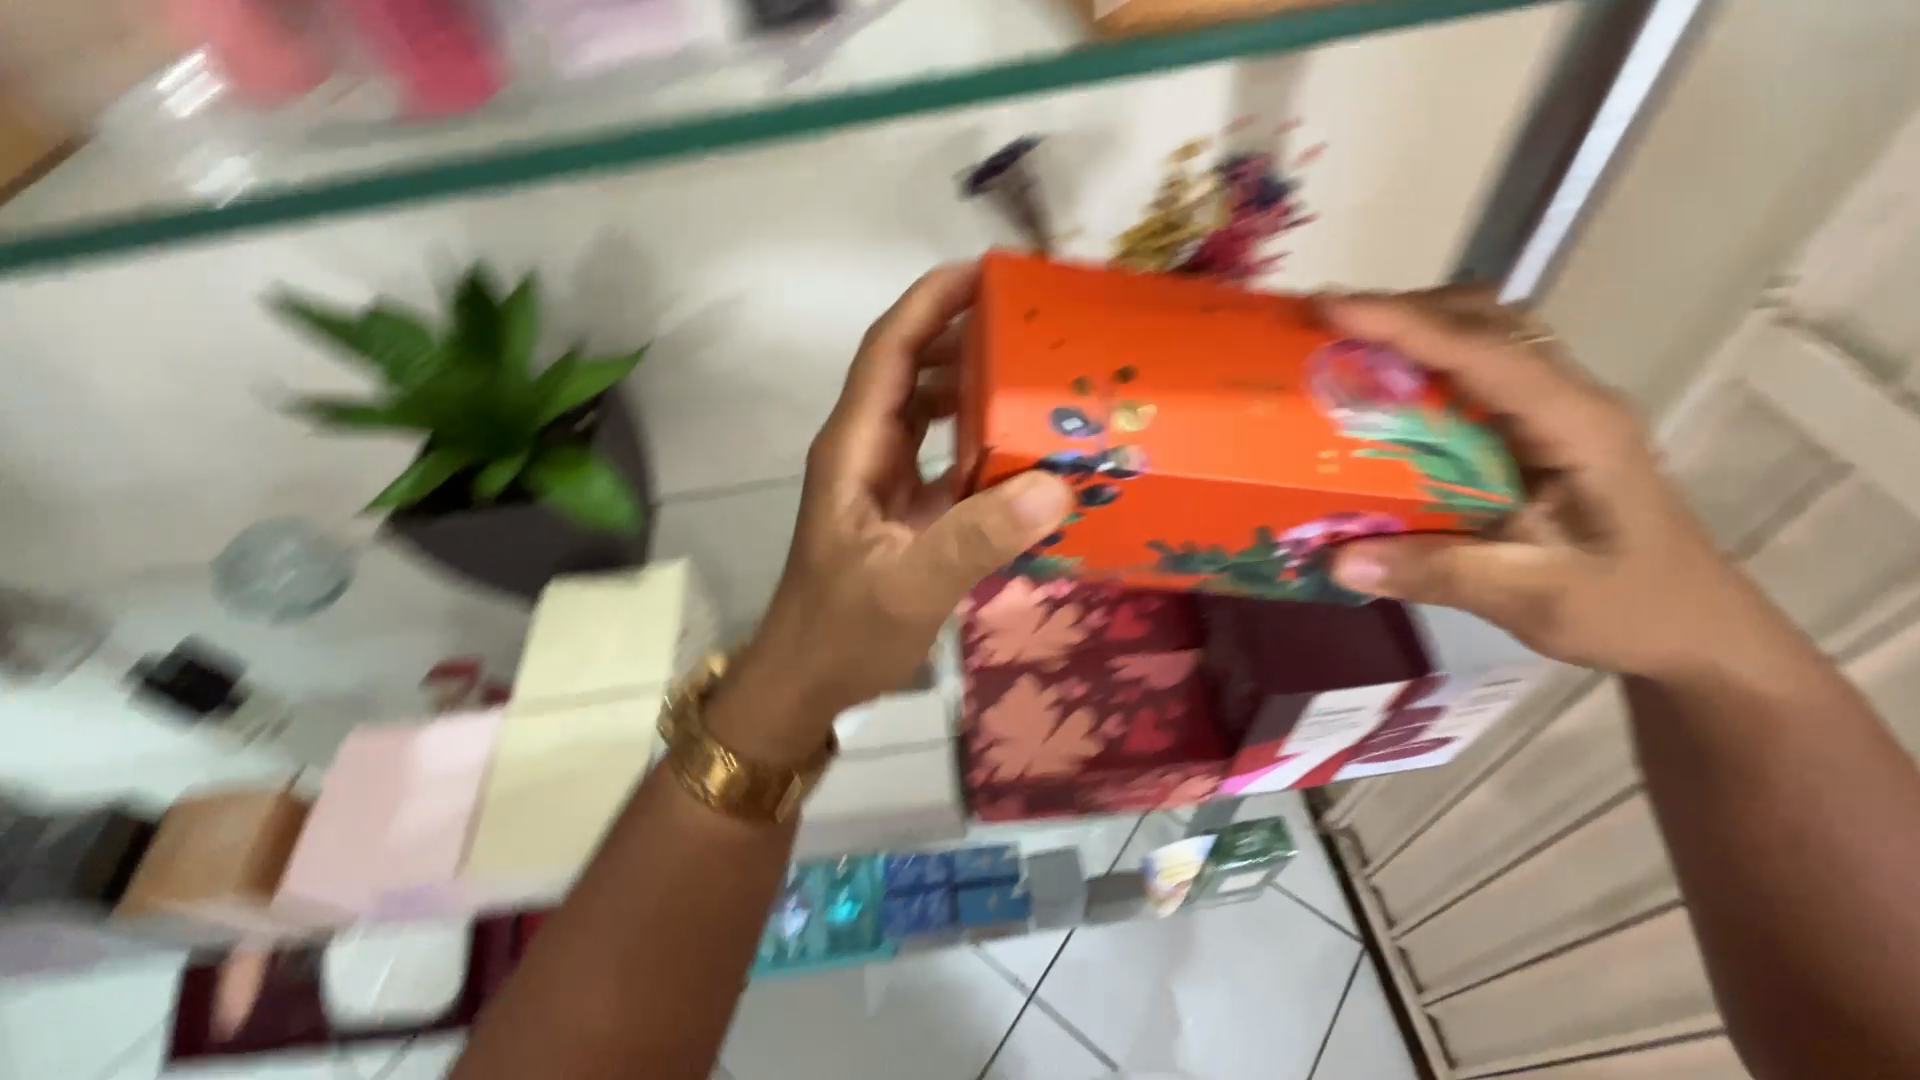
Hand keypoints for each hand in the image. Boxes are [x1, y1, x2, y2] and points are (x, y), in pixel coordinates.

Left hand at [712, 263, 1073, 761]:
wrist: (805, 681)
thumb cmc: (843, 631)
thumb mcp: (910, 586)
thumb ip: (977, 538)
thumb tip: (1056, 485)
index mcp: (853, 447)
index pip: (890, 350)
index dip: (932, 302)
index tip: (988, 272)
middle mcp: (864, 449)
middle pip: (911, 368)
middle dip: (963, 334)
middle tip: (1033, 323)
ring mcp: (880, 479)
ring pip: (926, 409)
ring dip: (971, 385)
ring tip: (1035, 374)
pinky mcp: (899, 510)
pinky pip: (941, 455)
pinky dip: (977, 440)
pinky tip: (1021, 450)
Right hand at [1324, 289, 1777, 680]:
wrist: (1695, 631)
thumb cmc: (1632, 610)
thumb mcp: (1535, 600)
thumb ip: (1439, 574)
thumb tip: (1338, 560)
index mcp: (1575, 425)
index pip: (1482, 352)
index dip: (1403, 324)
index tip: (1330, 307)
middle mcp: (1566, 401)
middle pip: (1484, 320)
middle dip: (1401, 312)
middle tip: (1321, 328)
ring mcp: (1555, 413)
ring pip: (1482, 339)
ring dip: (1413, 331)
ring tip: (1340, 349)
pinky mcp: (1537, 434)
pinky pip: (1474, 378)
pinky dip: (1422, 368)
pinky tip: (1380, 397)